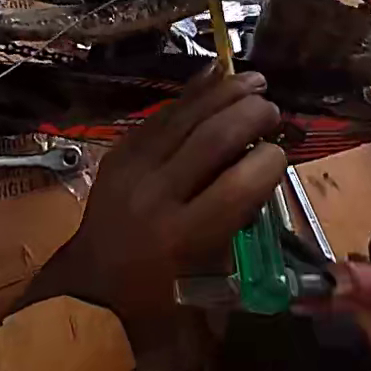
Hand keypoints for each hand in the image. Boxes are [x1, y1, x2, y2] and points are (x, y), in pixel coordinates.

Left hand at [23, 68, 285, 334]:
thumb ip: (236, 226)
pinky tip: (212, 76)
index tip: (280, 153)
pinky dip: (190, 95)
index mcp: (182, 237)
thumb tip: (262, 172)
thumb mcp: (206, 278)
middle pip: (210, 142)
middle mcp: (156, 195)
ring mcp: (133, 168)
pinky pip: (160, 116)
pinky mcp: (119, 151)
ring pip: (184, 118)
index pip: (234, 190)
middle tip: (273, 108)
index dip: (265, 164)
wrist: (91, 284)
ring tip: (253, 80)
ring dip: (222, 94)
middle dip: (248, 116)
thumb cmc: (158, 294)